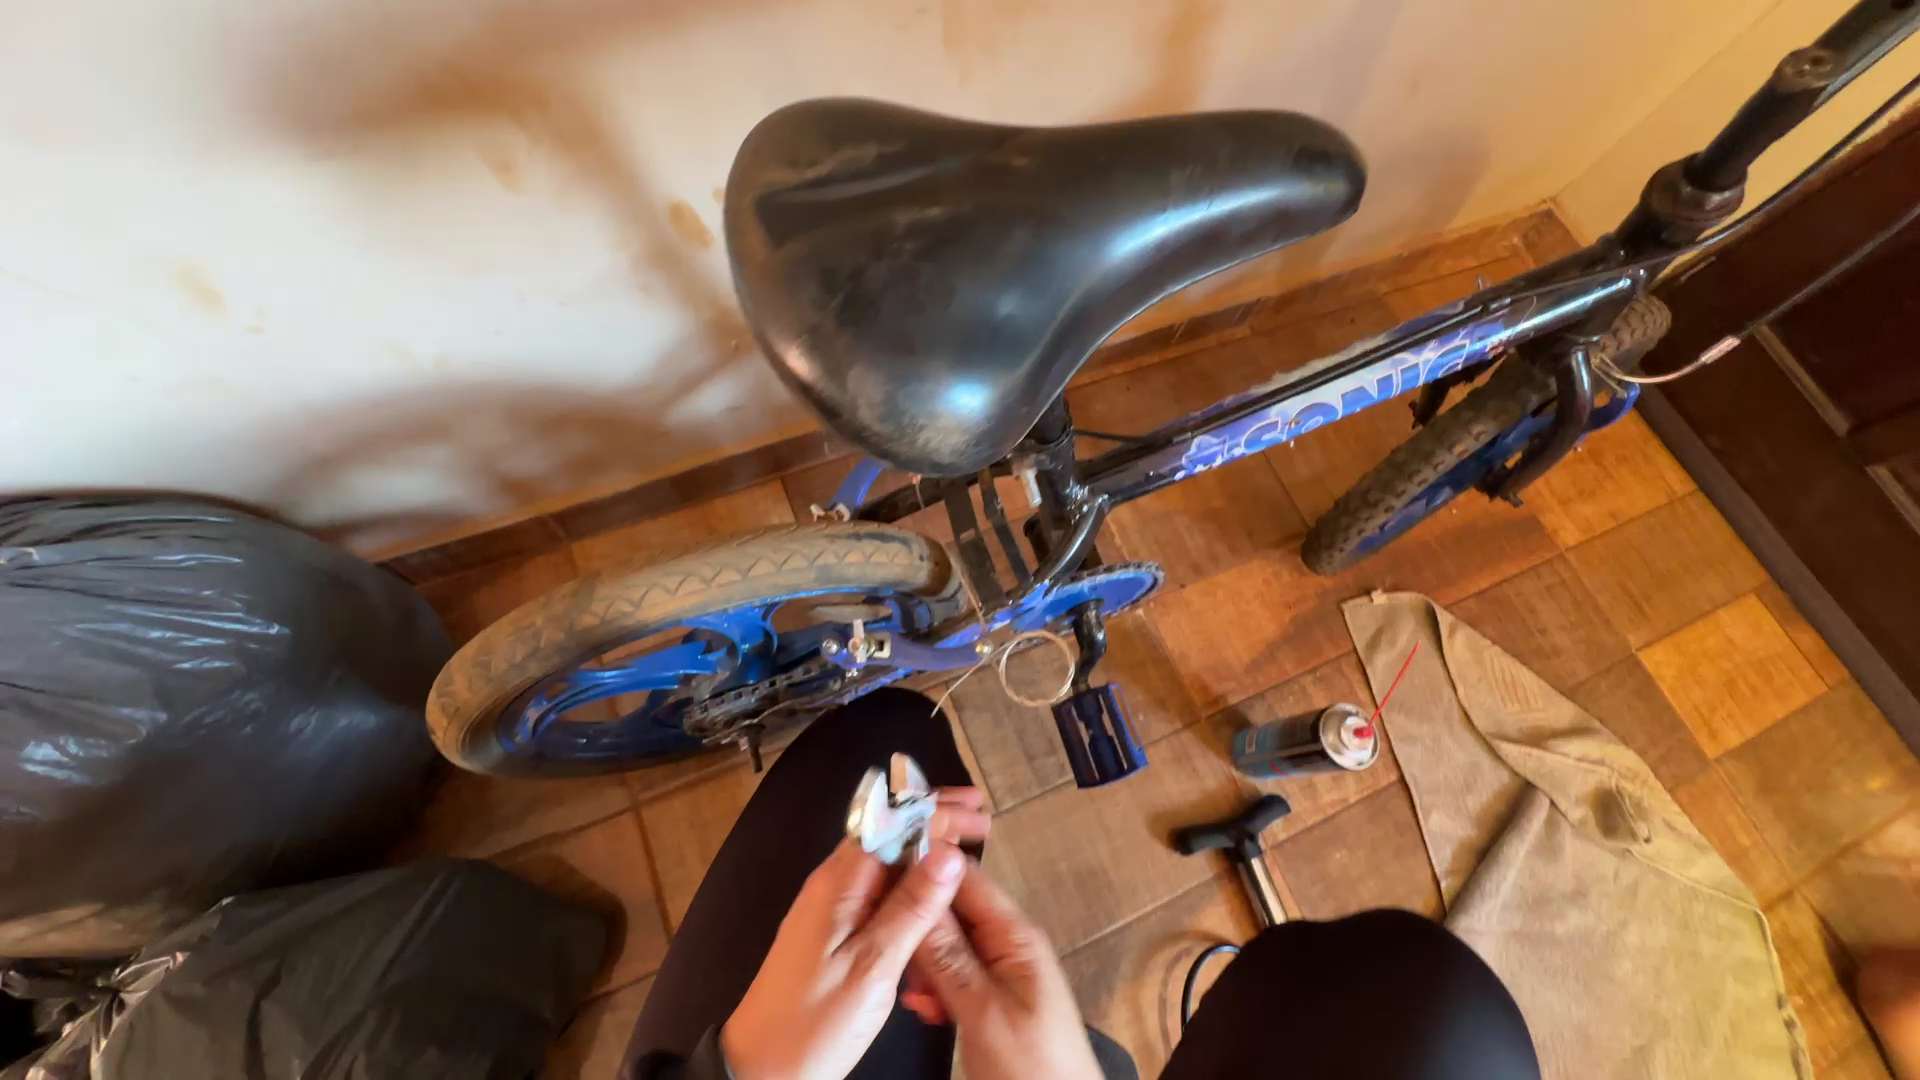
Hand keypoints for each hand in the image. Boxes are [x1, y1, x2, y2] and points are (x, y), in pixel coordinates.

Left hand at [720, 788, 990, 1079]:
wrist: (759, 1074)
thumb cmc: (813, 1024)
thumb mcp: (871, 967)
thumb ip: (912, 908)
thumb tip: (949, 851)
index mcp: (839, 882)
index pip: (892, 822)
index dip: (936, 809)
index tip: (976, 808)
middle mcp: (835, 882)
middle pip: (890, 834)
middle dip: (936, 822)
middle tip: (979, 819)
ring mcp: (833, 906)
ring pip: (887, 863)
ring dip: (926, 853)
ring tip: (967, 850)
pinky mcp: (835, 931)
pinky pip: (879, 893)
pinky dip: (911, 887)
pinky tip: (936, 897)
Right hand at [905, 860, 1102, 1079]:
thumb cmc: (1033, 1069)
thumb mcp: (983, 1013)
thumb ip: (949, 956)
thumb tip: (920, 894)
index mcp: (1014, 934)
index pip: (966, 877)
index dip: (926, 870)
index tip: (884, 879)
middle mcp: (1008, 942)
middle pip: (954, 909)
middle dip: (922, 927)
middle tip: (895, 954)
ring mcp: (1000, 969)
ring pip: (950, 944)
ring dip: (926, 962)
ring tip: (913, 993)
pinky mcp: (991, 996)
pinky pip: (955, 974)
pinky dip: (936, 986)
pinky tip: (926, 1008)